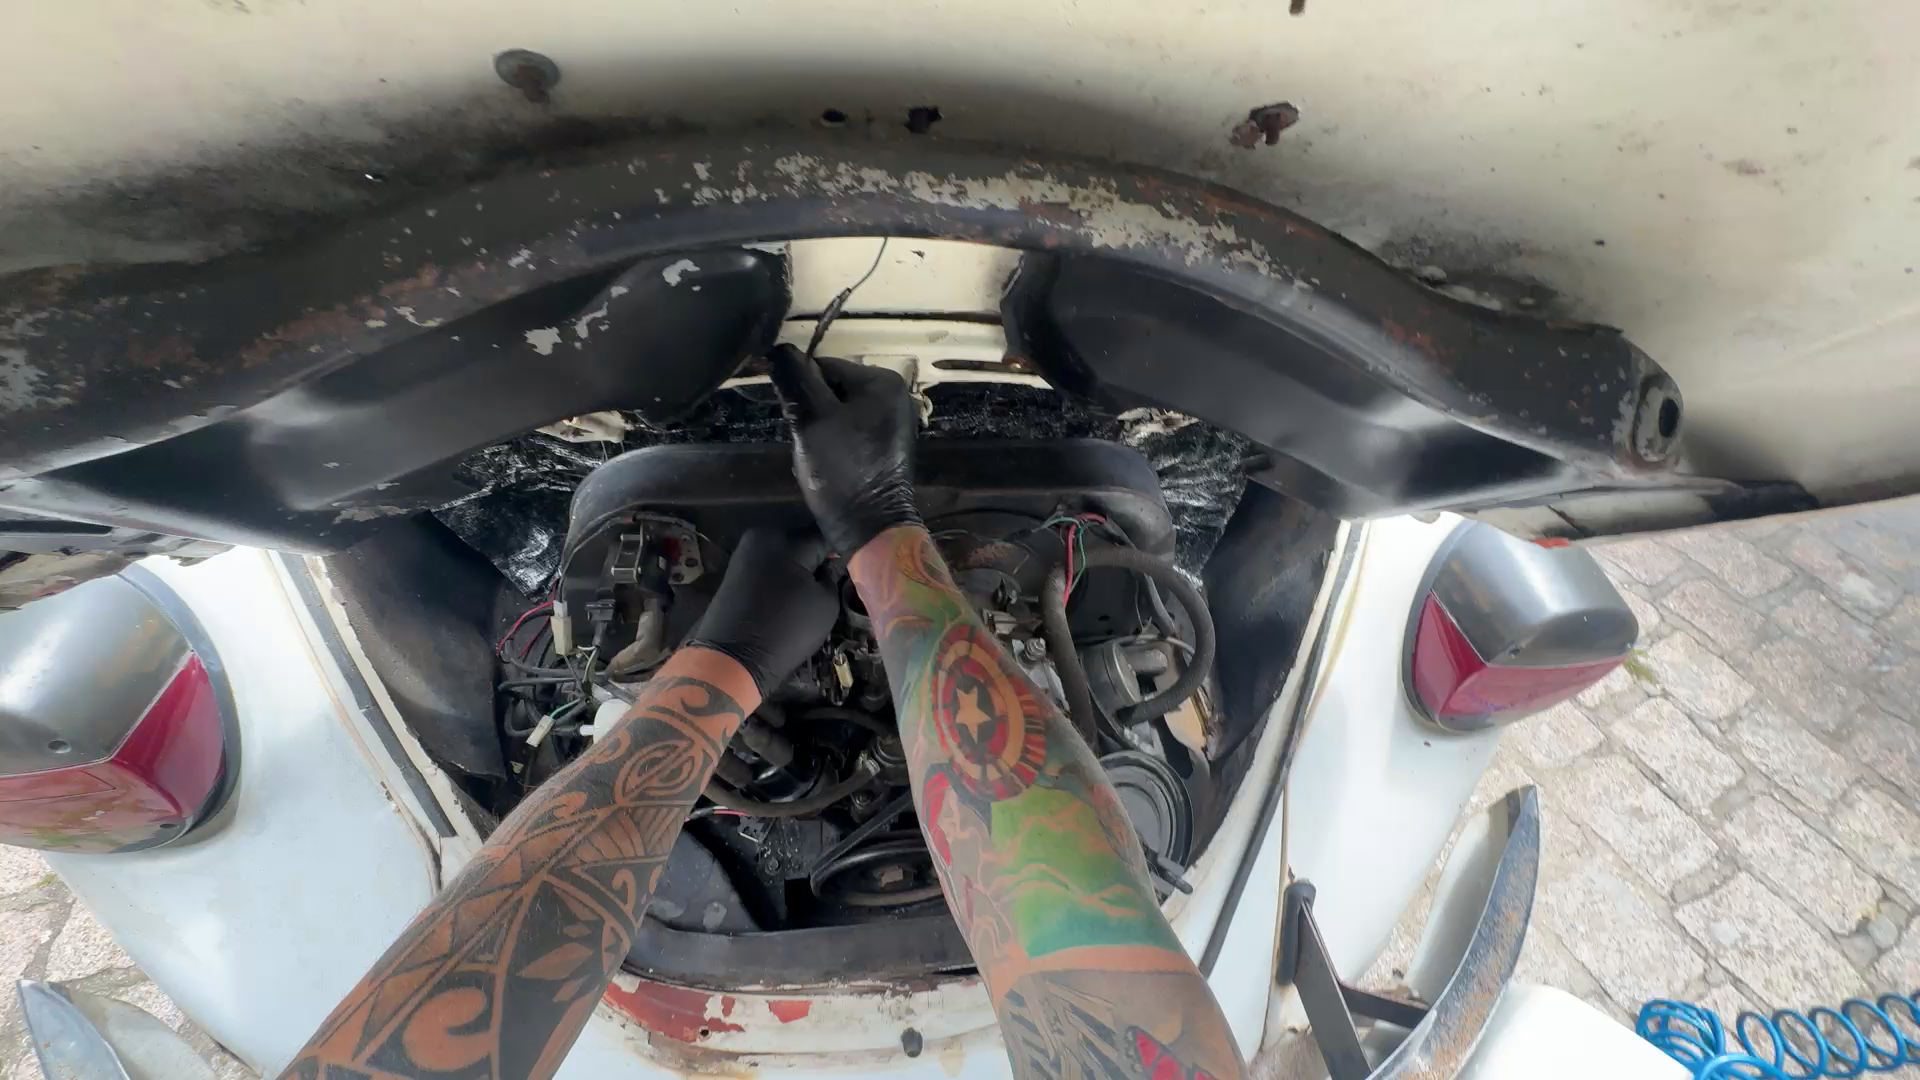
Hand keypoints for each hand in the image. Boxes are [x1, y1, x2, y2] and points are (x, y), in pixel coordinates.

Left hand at [683, 527, 838, 693]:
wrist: (733, 660)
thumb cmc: (786, 630)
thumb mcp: (826, 604)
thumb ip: (831, 576)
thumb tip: (830, 566)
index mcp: (786, 540)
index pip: (826, 536)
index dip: (842, 549)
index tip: (853, 562)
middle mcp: (762, 536)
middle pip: (803, 540)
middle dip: (818, 554)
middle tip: (835, 573)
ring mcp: (745, 552)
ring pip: (785, 551)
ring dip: (800, 563)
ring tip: (815, 583)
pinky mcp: (735, 569)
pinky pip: (768, 563)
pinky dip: (782, 571)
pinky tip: (793, 588)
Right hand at [768, 344, 920, 555]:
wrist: (870, 525)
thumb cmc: (841, 469)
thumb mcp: (812, 418)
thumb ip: (795, 379)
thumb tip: (779, 349)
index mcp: (883, 381)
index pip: (826, 366)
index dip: (801, 389)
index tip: (793, 417)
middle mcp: (896, 395)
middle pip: (834, 388)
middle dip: (813, 409)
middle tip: (809, 438)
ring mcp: (895, 421)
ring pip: (839, 410)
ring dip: (822, 427)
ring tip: (820, 452)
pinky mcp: (889, 445)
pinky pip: (852, 430)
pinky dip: (836, 440)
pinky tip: (832, 461)